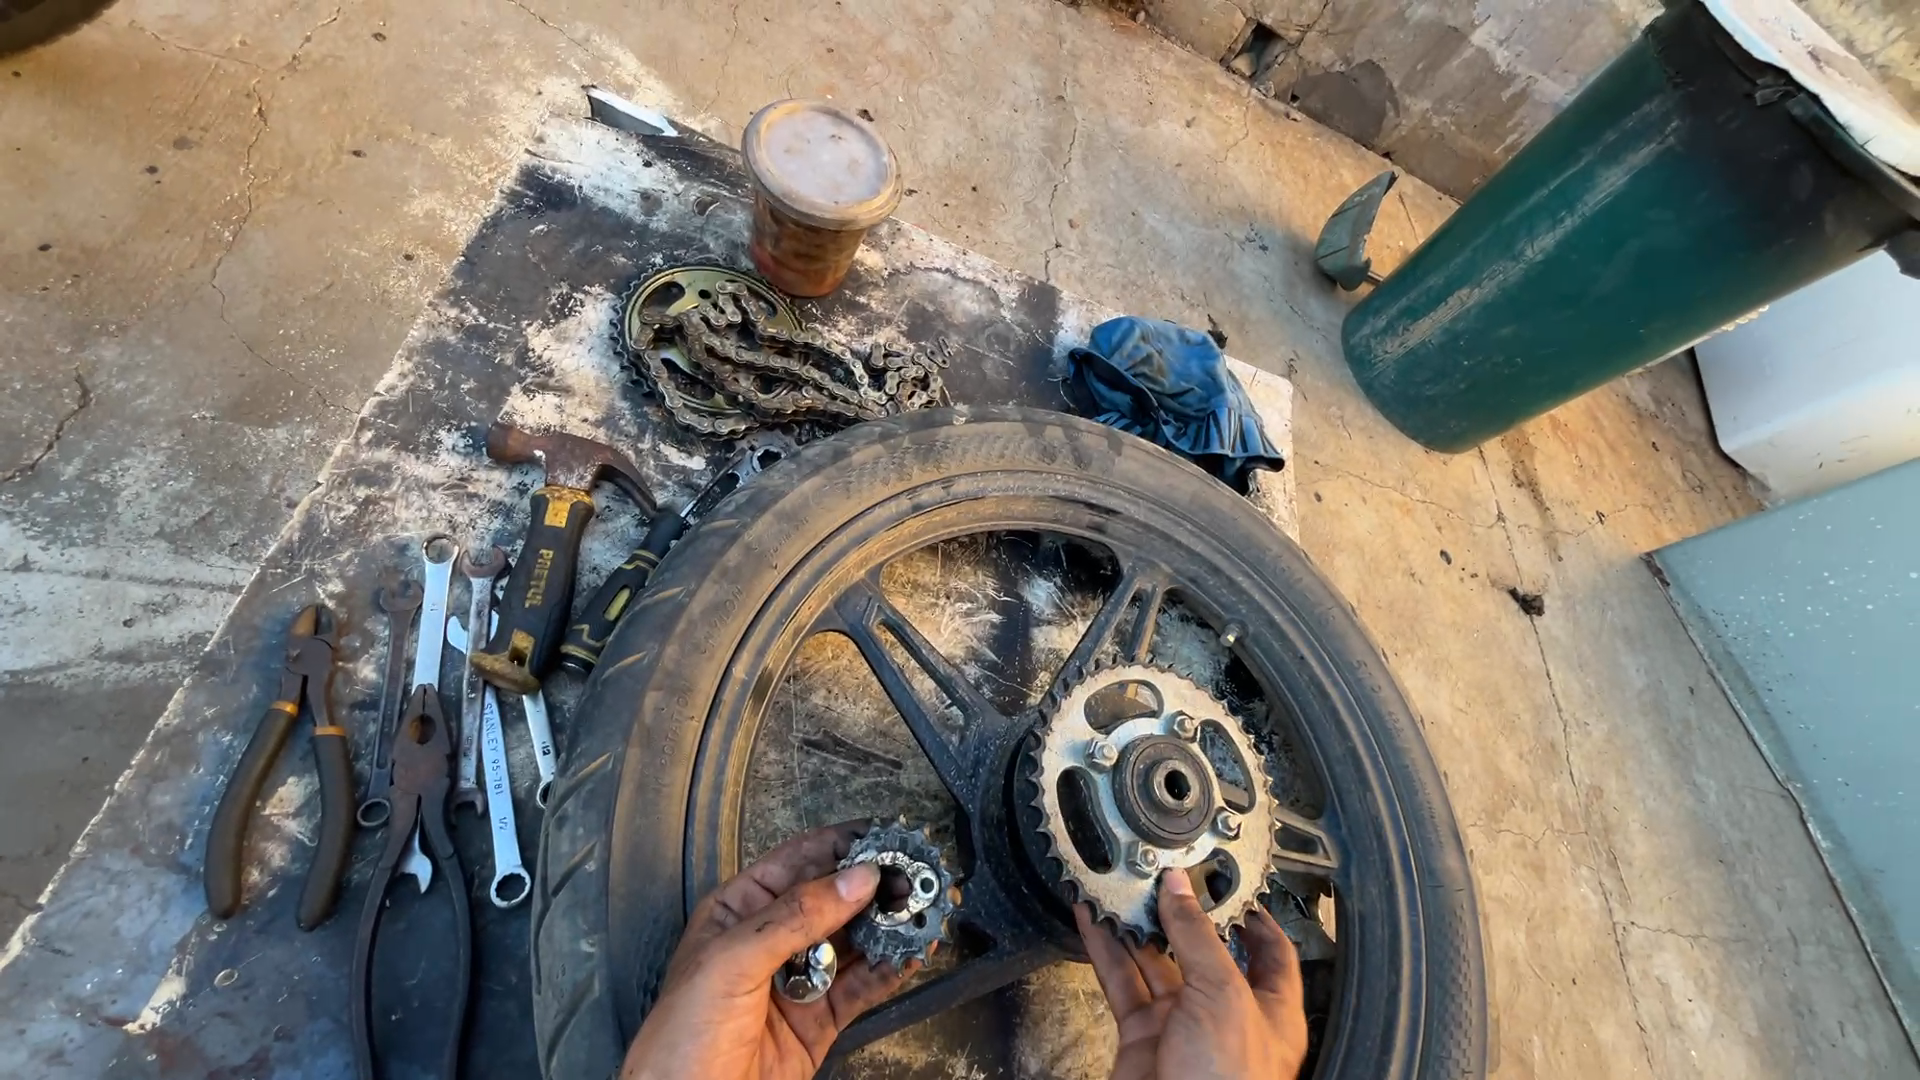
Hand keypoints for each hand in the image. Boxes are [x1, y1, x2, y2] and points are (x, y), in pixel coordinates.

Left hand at [622, 823, 906, 1079]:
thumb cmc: (685, 1037)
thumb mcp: (732, 962)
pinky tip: (913, 953)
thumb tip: (862, 875)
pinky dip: (891, 969)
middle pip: (835, 898)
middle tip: (919, 875)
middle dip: (877, 884)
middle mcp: (773, 938)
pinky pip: (861, 987)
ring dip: (890, 924)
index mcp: (741, 908)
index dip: (845, 845)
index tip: (889, 833)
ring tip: (926, 909)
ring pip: (855, 940)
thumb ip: (797, 915)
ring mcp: (799, 980)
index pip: (801, 860)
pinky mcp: (819, 1022)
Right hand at [1076, 870, 1309, 1079]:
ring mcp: (1181, 1024)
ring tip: (1118, 885)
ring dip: (1134, 924)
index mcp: (1268, 1009)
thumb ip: (1196, 935)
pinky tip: (1091, 918)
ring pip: (1154, 960)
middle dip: (1177, 912)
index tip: (1230, 882)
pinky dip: (1103, 947)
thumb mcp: (1222, 994)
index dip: (1253, 915)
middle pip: (1201, 949)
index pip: (1270, 952)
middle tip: (1158, 872)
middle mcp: (1226, 1013)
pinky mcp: (1143, 1036)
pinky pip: (1121, 981)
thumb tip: (1178, 886)